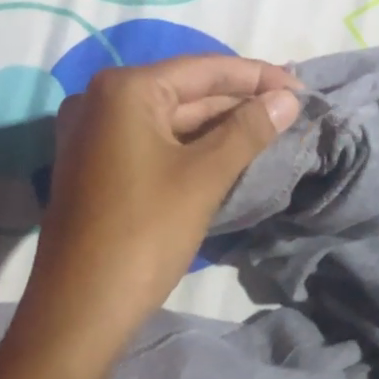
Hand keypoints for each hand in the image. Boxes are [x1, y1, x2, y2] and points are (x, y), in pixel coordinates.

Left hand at [28, 55, 302, 340]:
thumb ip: (248, 130)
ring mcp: (91, 132)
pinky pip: (150, 139)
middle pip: (184, 90)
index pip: (202, 69)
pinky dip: (188, 143)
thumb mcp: (203, 177)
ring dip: (216, 123)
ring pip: (168, 117)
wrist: (78, 308)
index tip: (300, 85)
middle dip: (237, 100)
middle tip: (291, 108)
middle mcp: (100, 98)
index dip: (255, 76)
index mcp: (123, 89)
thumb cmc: (144, 233)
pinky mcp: (93, 162)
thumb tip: (287, 99)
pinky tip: (227, 149)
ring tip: (270, 126)